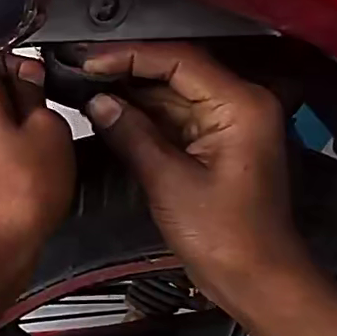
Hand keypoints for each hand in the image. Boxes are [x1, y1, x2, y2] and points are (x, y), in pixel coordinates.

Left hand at [0, 56, 74, 263]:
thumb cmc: (13, 198)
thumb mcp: (50, 131)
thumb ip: (38, 94)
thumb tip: (31, 79)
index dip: (27, 69)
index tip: (44, 88)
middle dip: (20, 105)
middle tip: (44, 127)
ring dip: (14, 136)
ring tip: (34, 159)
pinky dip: (3, 162)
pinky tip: (21, 181)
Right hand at [80, 42, 308, 313]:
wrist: (255, 279)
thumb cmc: (227, 238)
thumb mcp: (169, 182)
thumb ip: (132, 135)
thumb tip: (99, 103)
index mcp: (240, 106)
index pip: (179, 61)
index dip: (130, 56)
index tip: (91, 61)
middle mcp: (239, 106)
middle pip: (175, 73)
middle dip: (126, 73)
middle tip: (82, 72)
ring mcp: (227, 125)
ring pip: (171, 95)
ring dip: (131, 95)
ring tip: (88, 91)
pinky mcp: (214, 144)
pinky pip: (173, 119)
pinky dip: (142, 118)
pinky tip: (111, 115)